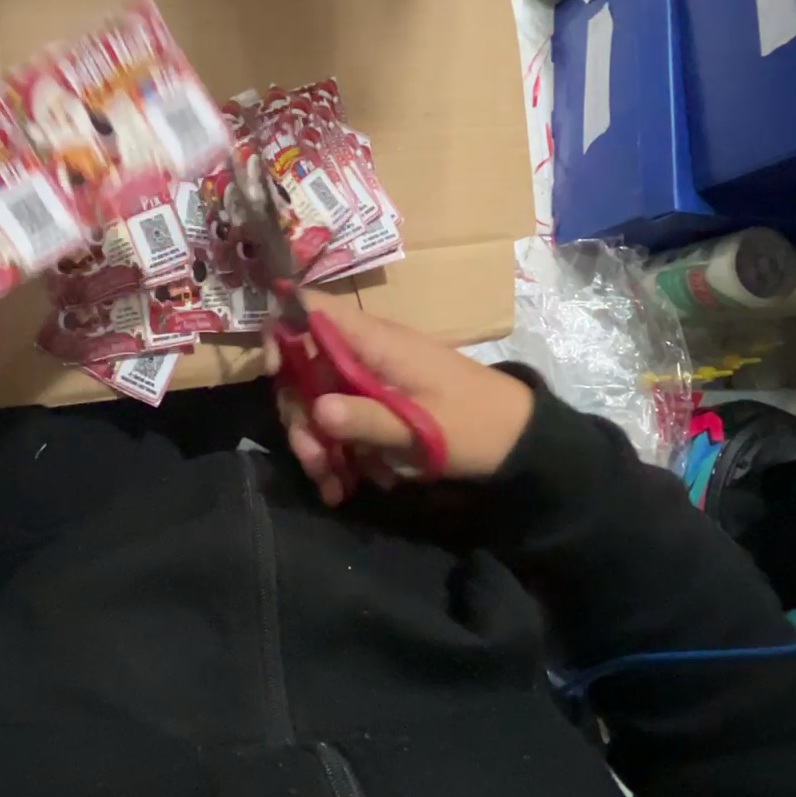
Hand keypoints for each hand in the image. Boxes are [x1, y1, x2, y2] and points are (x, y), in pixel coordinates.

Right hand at [269, 292, 533, 505]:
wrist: (519, 439)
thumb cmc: (474, 424)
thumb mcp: (420, 428)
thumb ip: (367, 418)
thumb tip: (315, 410)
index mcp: (374, 342)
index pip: (311, 309)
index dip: (282, 331)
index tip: (276, 374)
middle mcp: (363, 353)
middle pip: (304, 368)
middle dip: (300, 416)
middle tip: (315, 462)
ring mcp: (368, 378)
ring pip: (317, 401)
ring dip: (318, 444)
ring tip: (332, 486)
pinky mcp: (375, 403)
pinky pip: (341, 420)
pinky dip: (339, 451)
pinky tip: (348, 485)